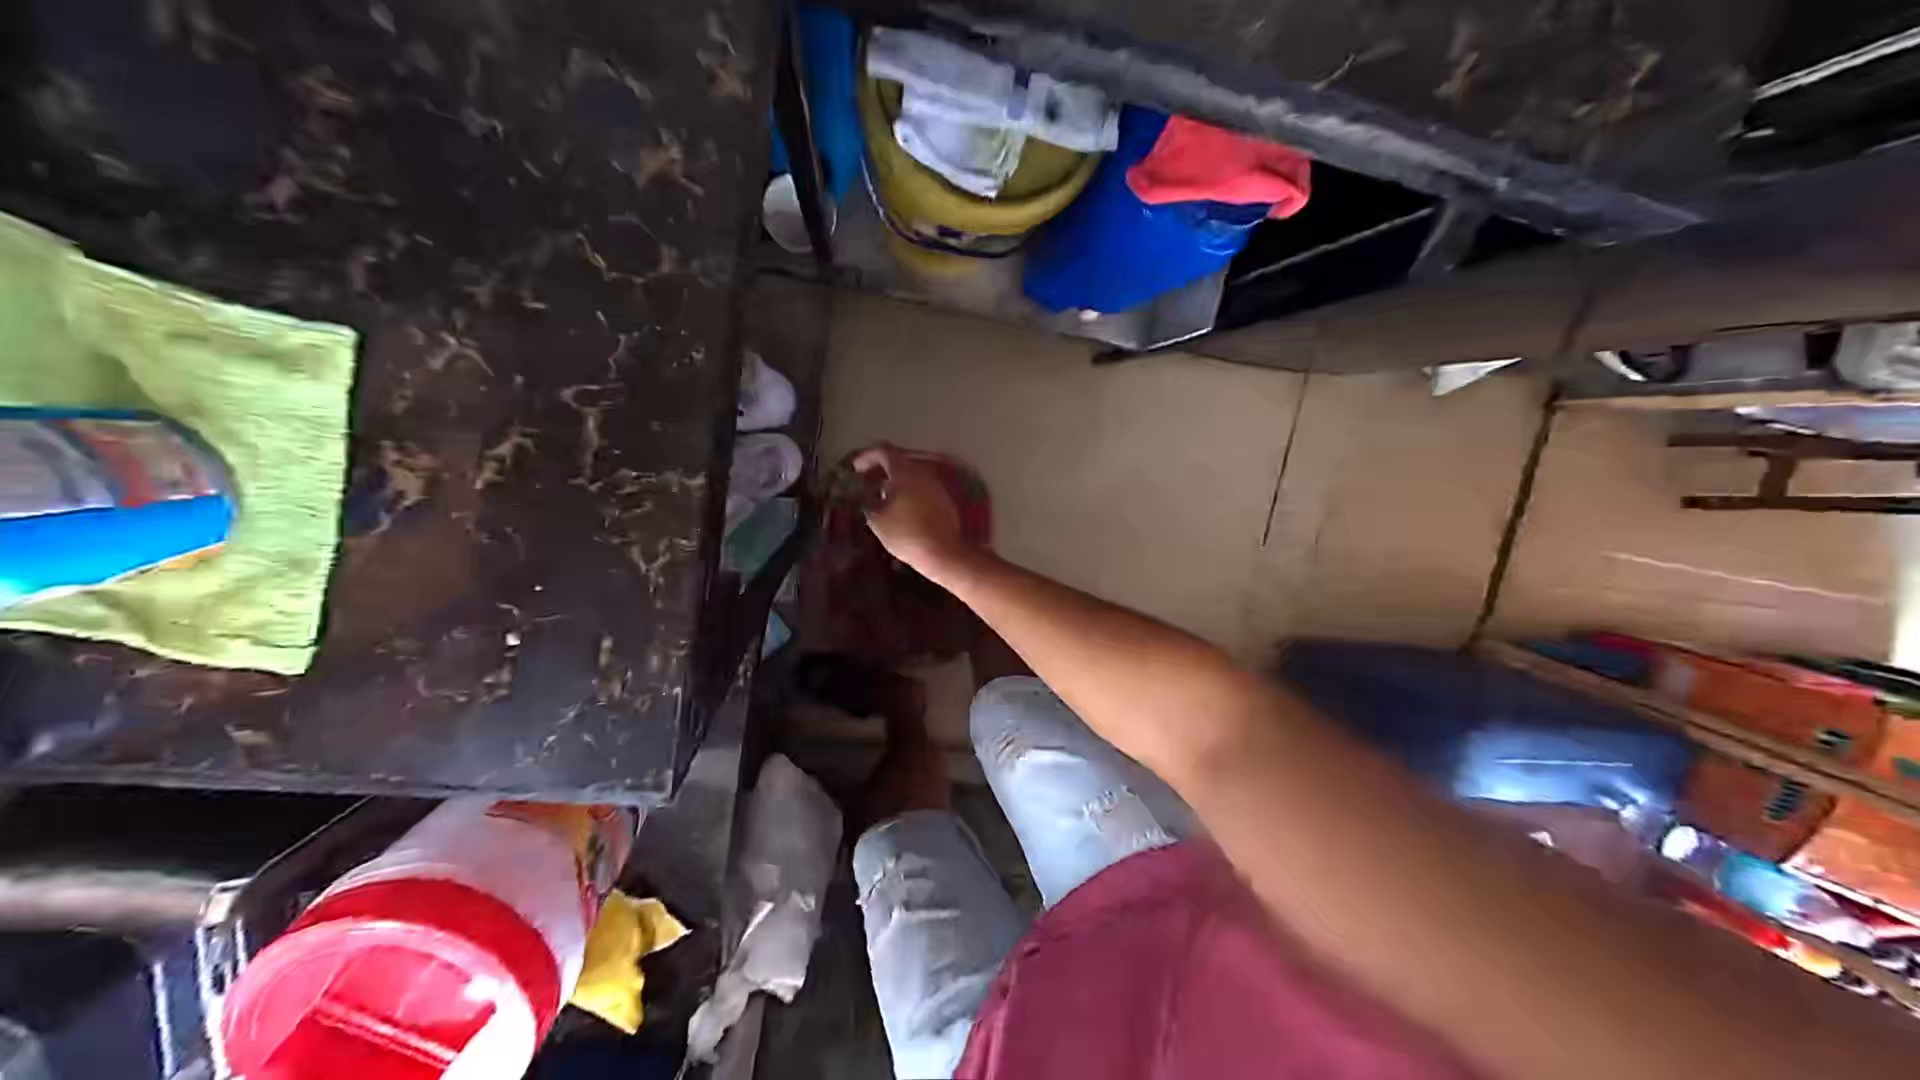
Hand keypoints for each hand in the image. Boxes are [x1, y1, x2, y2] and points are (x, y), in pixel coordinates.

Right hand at [851, 445, 972, 578]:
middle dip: (880, 469)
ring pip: (911, 476)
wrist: (942, 552)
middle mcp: (922, 473)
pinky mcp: (943, 500)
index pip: (883, 451)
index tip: (856, 468)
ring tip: (879, 496)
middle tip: (865, 481)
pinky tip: (899, 507)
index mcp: (904, 472)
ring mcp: (935, 486)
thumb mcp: (877, 519)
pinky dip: (907, 491)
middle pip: (899, 461)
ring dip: (894, 481)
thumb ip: (868, 500)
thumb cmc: (906, 533)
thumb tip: (866, 494)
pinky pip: (921, 488)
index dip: (866, 457)